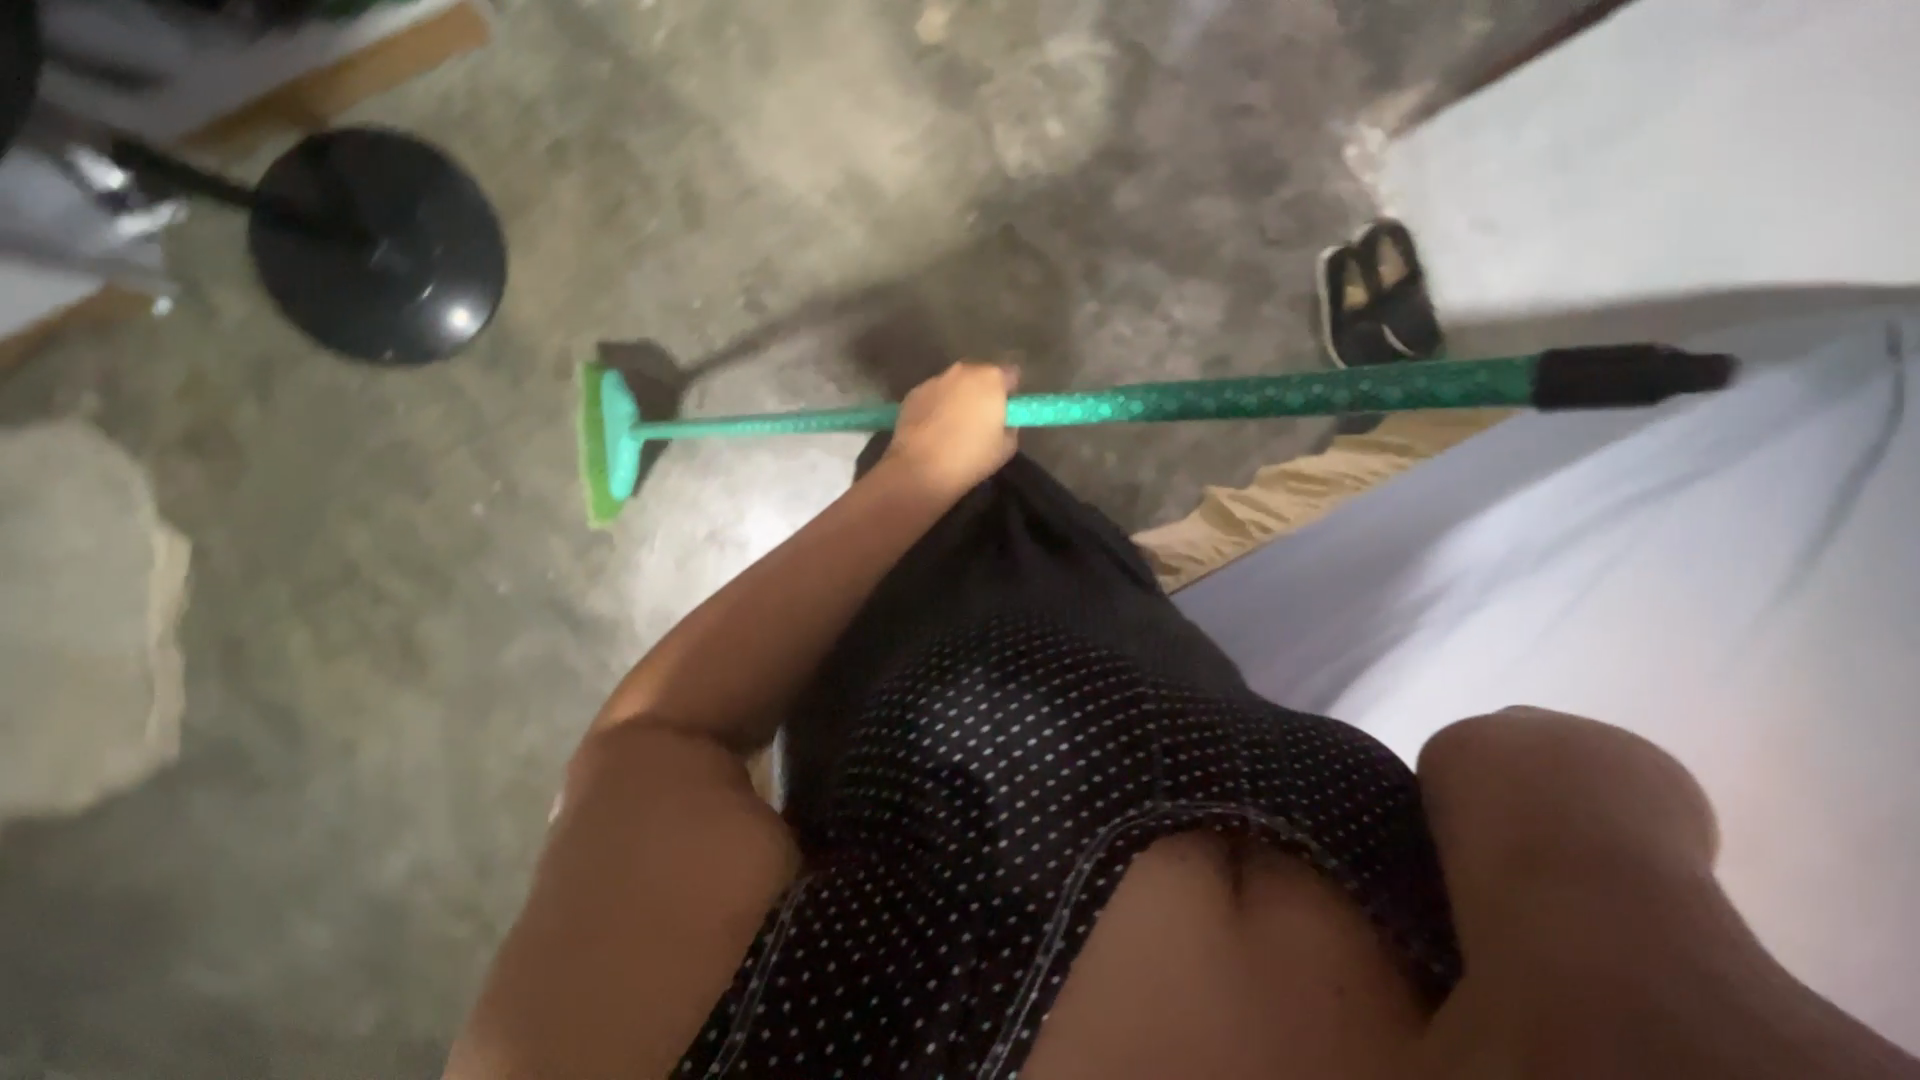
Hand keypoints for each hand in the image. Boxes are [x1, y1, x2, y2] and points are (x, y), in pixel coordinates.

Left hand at [882, 361, 1019, 496]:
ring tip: (952, 428)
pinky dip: (936, 407)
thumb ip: (1010, 425)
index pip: (1011, 375)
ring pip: (954, 385)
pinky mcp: (913, 393)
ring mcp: (935, 380)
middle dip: (982, 393)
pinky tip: (932, 430)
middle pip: (980, 376)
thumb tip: (1002, 420)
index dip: (1010, 393)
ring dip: (958, 399)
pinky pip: (933, 396)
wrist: (919, 468)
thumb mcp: (1006, 447)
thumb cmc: (969, 457)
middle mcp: (962, 371)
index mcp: (991, 379)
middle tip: (979, 422)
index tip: (1005, 412)